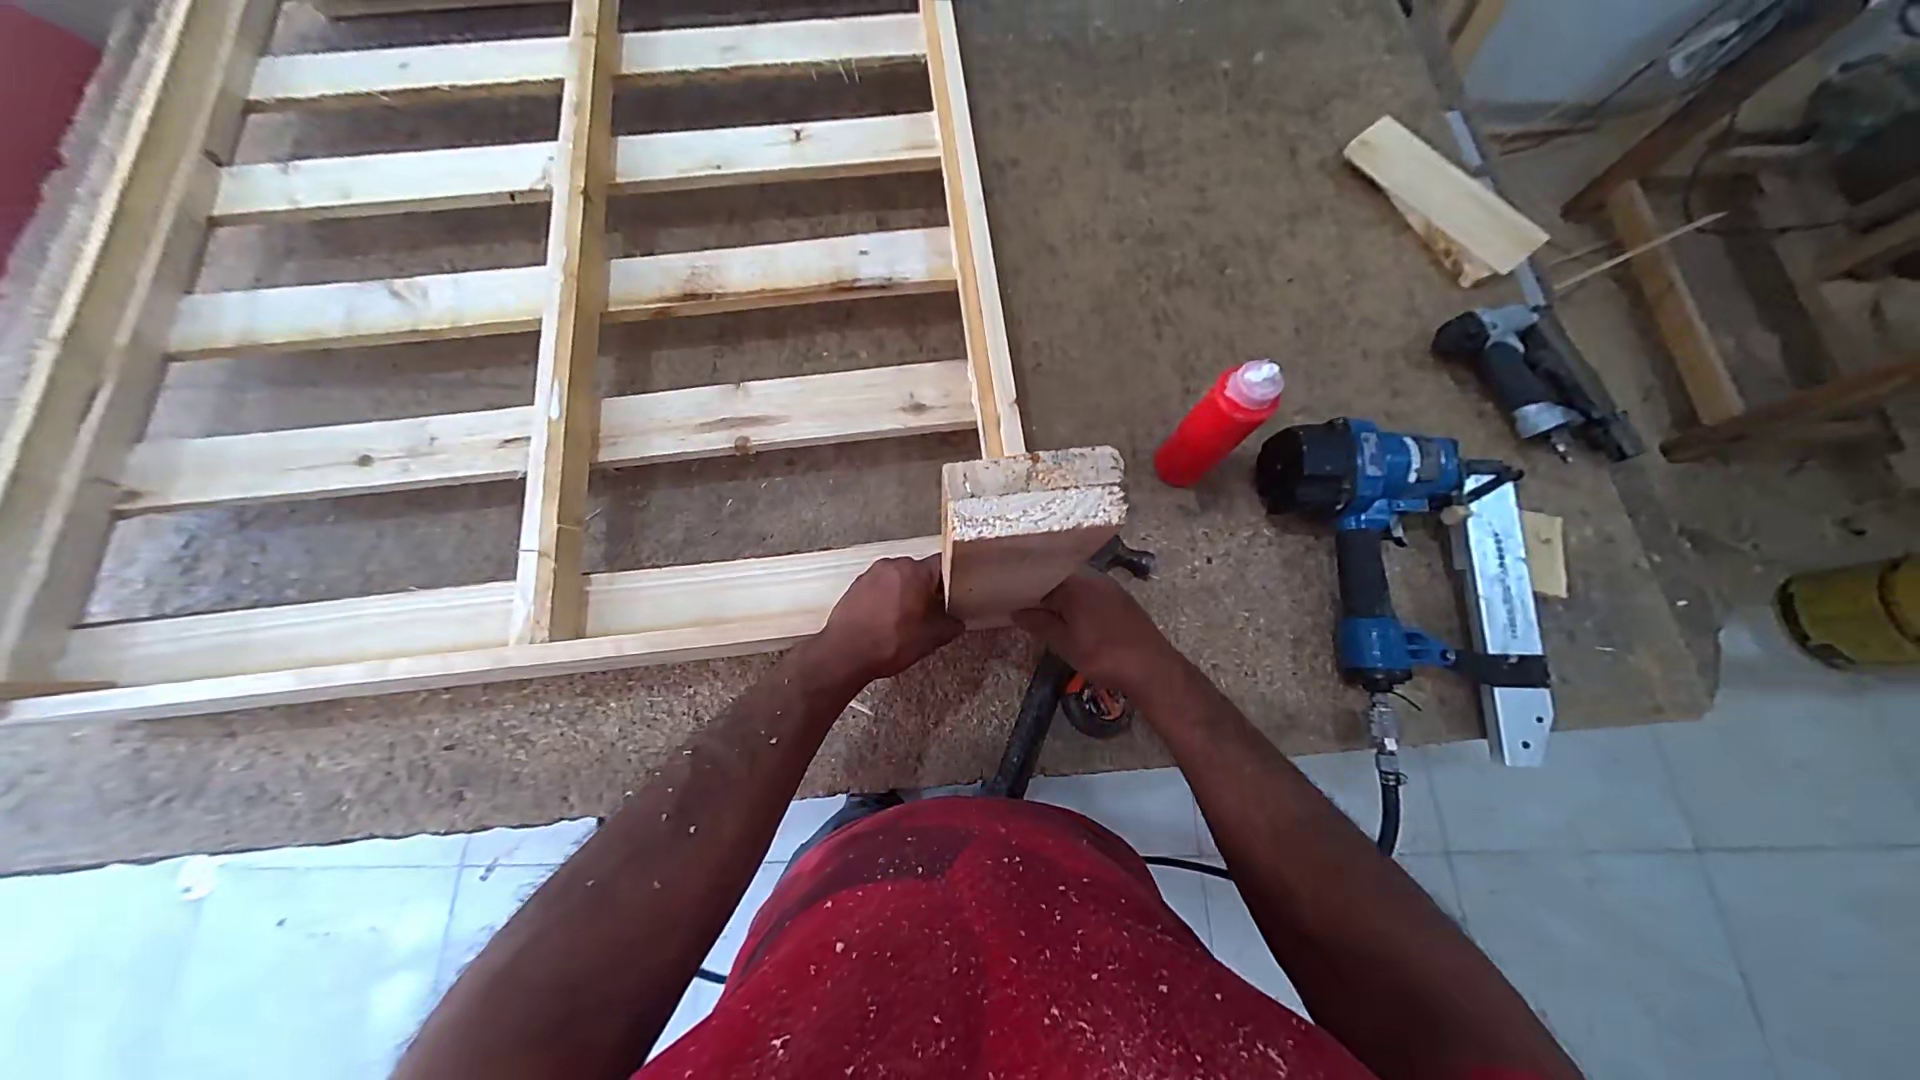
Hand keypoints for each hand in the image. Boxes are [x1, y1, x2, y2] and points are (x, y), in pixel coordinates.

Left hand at [814, 556, 963, 684]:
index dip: (953, 579)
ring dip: (906, 594)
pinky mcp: (855, 586)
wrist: (845, 654)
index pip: (943, 564)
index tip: (957, 594)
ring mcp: (870, 574)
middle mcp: (892, 565)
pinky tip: (888, 621)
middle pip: (919, 571)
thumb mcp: (932, 637)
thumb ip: (951, 624)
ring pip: (898, 579)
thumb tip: (957, 621)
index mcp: (914, 570)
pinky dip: (887, 599)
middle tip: (935, 611)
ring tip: (909, 619)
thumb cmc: (889, 642)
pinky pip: (879, 588)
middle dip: (928, 589)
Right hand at [1011, 570, 1177, 696]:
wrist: (1152, 669)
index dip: (1025, 593)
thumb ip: (1040, 625)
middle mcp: (1093, 579)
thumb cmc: (1103, 656)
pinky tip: (1075, 623)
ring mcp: (1111, 588)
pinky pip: (1093, 597)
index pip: (1041, 581)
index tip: (1011, 602)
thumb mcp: (1065, 644)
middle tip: (1026, 613)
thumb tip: (1018, 612)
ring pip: (1078, 590)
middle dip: (1044, 597)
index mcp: (1075, 585)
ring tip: (1048, 620)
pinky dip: (1080, 606)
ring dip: (1063, 602)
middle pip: (1060, 582)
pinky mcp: (1123, 601)